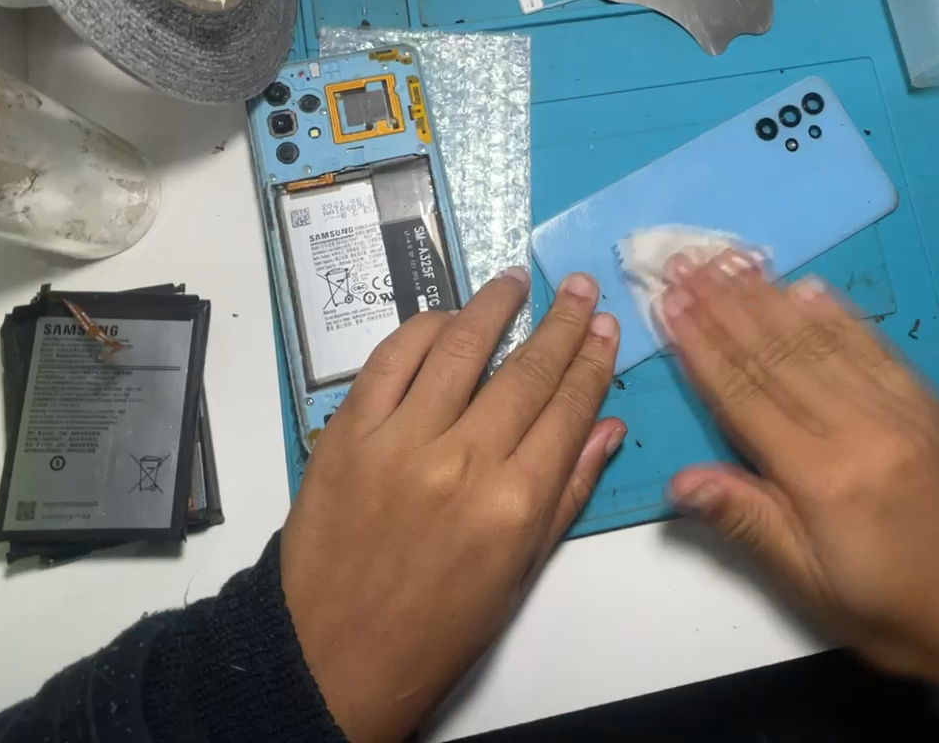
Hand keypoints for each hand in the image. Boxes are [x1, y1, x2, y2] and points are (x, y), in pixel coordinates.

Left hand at [281, 268, 625, 742]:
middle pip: (526, 371)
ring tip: (515, 280)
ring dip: (493, 305)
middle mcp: (463, 461)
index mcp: (515, 504)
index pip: (568, 408)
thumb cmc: (438, 626)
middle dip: (561, 322)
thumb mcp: (521, 572)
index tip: (605, 325)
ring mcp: (400, 440)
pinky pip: (391, 359)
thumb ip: (568, 492)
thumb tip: (608, 425)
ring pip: (459, 348)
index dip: (592, 360)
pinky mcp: (349, 431)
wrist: (330, 658)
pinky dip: (423, 328)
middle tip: (579, 287)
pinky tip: (447, 317)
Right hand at [659, 251, 938, 705]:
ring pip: (819, 338)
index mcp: (824, 476)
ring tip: (727, 259)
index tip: (669, 303)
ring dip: (767, 295)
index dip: (701, 347)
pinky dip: (834, 311)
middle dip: (723, 304)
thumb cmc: (898, 612)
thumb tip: (680, 480)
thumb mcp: (814, 588)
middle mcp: (860, 425)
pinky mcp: (926, 399)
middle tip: (684, 263)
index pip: (745, 395)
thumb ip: (749, 523)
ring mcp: (898, 406)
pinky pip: (871, 344)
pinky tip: (804, 285)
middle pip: (776, 353)